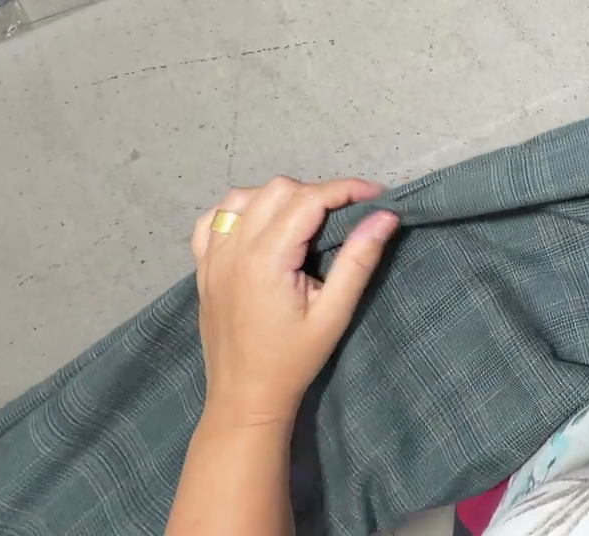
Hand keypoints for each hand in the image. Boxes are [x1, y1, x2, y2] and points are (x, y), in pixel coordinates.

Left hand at [191, 176, 397, 429]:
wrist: (244, 399)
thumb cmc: (294, 359)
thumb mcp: (335, 313)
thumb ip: (359, 260)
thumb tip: (386, 215)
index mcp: (266, 260)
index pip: (310, 199)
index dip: (347, 189)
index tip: (377, 195)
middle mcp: (234, 250)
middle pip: (279, 189)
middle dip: (318, 192)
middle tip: (344, 216)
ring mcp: (212, 258)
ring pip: (245, 197)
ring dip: (280, 197)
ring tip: (305, 220)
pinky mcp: (203, 267)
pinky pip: (214, 219)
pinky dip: (239, 211)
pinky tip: (260, 226)